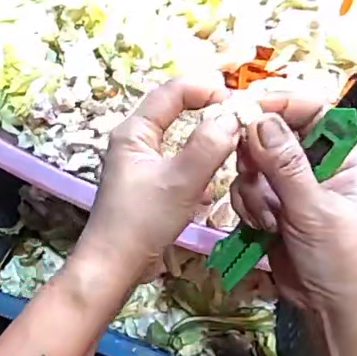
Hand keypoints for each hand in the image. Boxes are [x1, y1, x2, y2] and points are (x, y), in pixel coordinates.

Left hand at [76, 76, 242, 279]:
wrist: (114, 266)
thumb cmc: (142, 221)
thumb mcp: (180, 181)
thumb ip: (208, 145)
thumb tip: (234, 116)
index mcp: (135, 131)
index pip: (172, 91)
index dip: (206, 89)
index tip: (239, 101)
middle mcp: (135, 141)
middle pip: (176, 111)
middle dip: (209, 111)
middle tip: (242, 119)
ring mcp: (141, 163)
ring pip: (180, 138)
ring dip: (206, 139)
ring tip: (234, 145)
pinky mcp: (149, 185)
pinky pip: (179, 163)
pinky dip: (198, 165)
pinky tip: (212, 183)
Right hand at [230, 93, 356, 313]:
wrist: (332, 310)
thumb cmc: (340, 258)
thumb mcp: (314, 209)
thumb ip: (285, 164)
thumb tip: (259, 119)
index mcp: (343, 156)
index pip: (313, 112)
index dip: (282, 105)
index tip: (248, 108)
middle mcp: (316, 165)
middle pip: (273, 136)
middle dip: (258, 159)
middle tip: (252, 175)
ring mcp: (291, 187)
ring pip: (254, 166)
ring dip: (253, 192)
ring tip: (269, 220)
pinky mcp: (271, 207)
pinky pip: (246, 191)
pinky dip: (247, 207)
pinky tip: (261, 228)